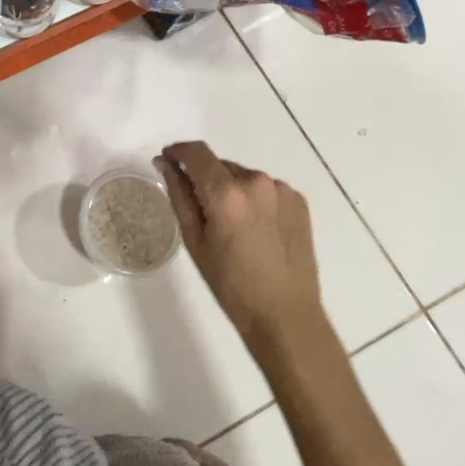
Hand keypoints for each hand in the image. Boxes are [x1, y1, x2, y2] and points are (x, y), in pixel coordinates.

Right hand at [157, 141, 327, 353]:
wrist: (285, 314)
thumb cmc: (231, 284)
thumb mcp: (194, 241)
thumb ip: (179, 194)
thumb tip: (165, 163)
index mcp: (226, 192)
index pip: (196, 152)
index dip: (178, 151)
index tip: (168, 160)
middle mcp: (256, 181)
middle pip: (220, 166)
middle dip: (206, 179)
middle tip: (202, 213)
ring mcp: (281, 190)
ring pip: (243, 178)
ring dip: (232, 191)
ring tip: (233, 228)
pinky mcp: (299, 201)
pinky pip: (266, 190)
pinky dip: (254, 201)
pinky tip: (256, 230)